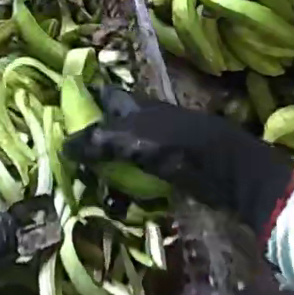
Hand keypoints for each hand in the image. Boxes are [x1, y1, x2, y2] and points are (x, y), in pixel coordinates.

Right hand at [63, 91, 293, 239]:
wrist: (231, 170)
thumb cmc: (181, 146)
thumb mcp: (136, 141)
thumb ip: (101, 142)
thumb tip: (63, 146)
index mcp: (136, 107)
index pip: (104, 95)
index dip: (86, 97)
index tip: (62, 107)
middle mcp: (145, 121)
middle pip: (112, 125)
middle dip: (92, 138)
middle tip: (68, 157)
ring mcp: (158, 145)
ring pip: (124, 151)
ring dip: (108, 165)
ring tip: (87, 183)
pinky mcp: (170, 169)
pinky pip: (138, 174)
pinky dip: (126, 184)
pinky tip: (116, 198)